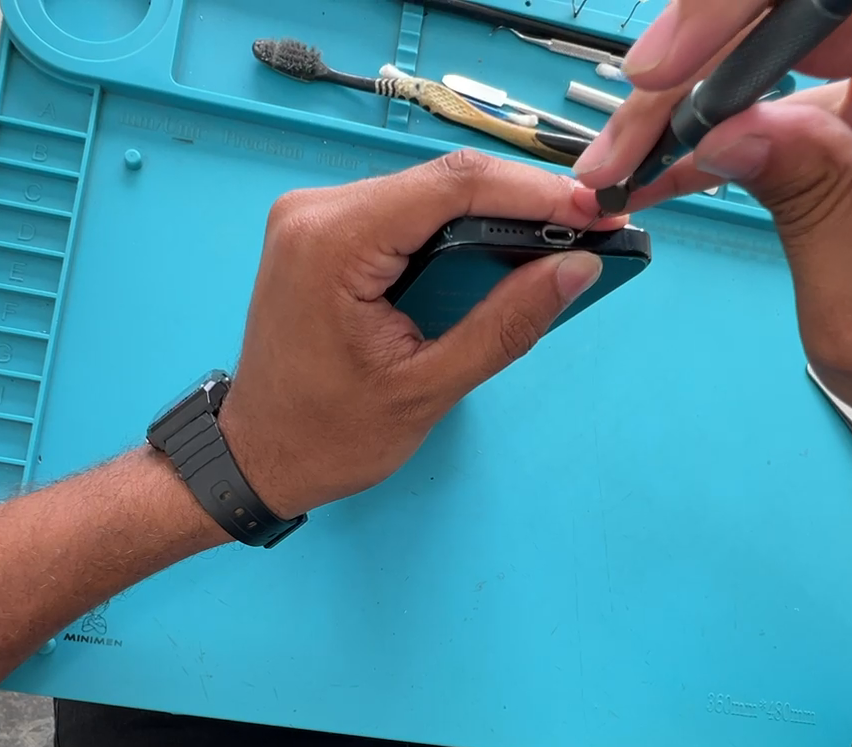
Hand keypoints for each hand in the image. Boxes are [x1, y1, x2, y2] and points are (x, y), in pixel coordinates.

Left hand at [218, 150, 610, 516]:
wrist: (257, 457)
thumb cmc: (330, 438)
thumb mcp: (427, 389)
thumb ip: (504, 326)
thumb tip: (575, 269)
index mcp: (332, 243)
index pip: (452, 186)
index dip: (534, 194)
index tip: (594, 214)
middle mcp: (314, 211)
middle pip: (438, 185)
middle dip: (517, 208)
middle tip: (583, 237)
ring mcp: (311, 220)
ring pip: (422, 198)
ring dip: (487, 223)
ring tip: (548, 253)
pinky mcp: (318, 238)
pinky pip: (399, 220)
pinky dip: (449, 239)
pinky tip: (490, 265)